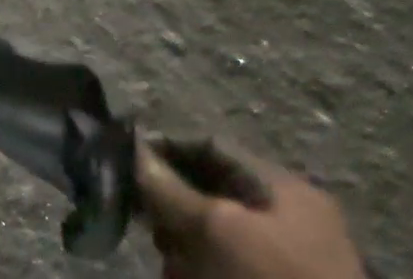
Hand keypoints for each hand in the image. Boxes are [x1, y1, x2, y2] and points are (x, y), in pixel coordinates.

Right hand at [137, 138, 367, 278]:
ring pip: (208, 230)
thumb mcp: (213, 229)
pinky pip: (219, 262)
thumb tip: (132, 152)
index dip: (165, 149)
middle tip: (149, 224)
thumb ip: (167, 187)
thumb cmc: (269, 278)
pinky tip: (187, 275)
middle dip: (171, 207)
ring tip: (174, 263)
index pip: (210, 147)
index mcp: (284, 188)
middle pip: (206, 189)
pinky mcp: (268, 278)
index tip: (127, 165)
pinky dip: (195, 267)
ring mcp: (282, 253)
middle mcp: (286, 213)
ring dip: (180, 243)